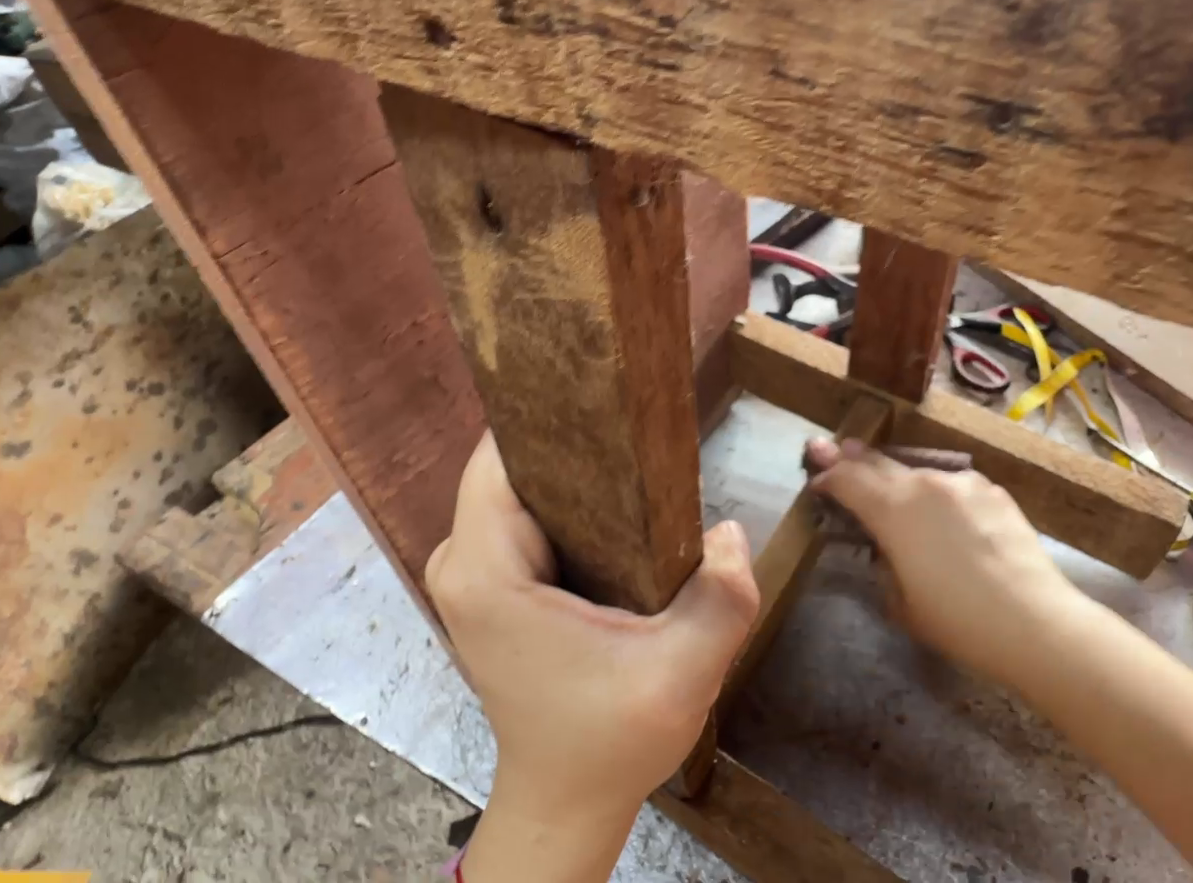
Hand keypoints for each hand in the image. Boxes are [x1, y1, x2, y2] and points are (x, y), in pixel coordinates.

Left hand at [426, 433, 759, 821]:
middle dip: (579, 441)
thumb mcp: (683, 674)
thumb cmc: (612, 740)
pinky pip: (525, 513)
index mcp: (487, 571)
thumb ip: (722, 599)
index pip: (501, 454)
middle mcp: (463, 561)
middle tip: (648, 432)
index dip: (554, 415)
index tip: (614, 394)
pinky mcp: (492, 583)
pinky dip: (571, 501)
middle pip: (514, 464)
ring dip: (579, 471)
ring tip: (643, 462)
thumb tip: (729, 531)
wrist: (567, 799)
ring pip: (522, 485)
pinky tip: (622, 503)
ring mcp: (473, 572)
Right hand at [806, 438, 1079, 688]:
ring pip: (916, 471)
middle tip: (830, 447)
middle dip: (851, 457)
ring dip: (894, 474)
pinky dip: (935, 491)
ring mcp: (962, 482)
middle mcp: (923, 483)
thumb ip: (883, 562)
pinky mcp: (992, 490)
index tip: (814, 475)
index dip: (826, 476)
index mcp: (893, 510)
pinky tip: (939, 510)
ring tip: (882, 475)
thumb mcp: (899, 600)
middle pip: (877, 463)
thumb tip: (884, 545)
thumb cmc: (956, 621)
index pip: (847, 480)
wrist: (1033, 621)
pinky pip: (951, 484)